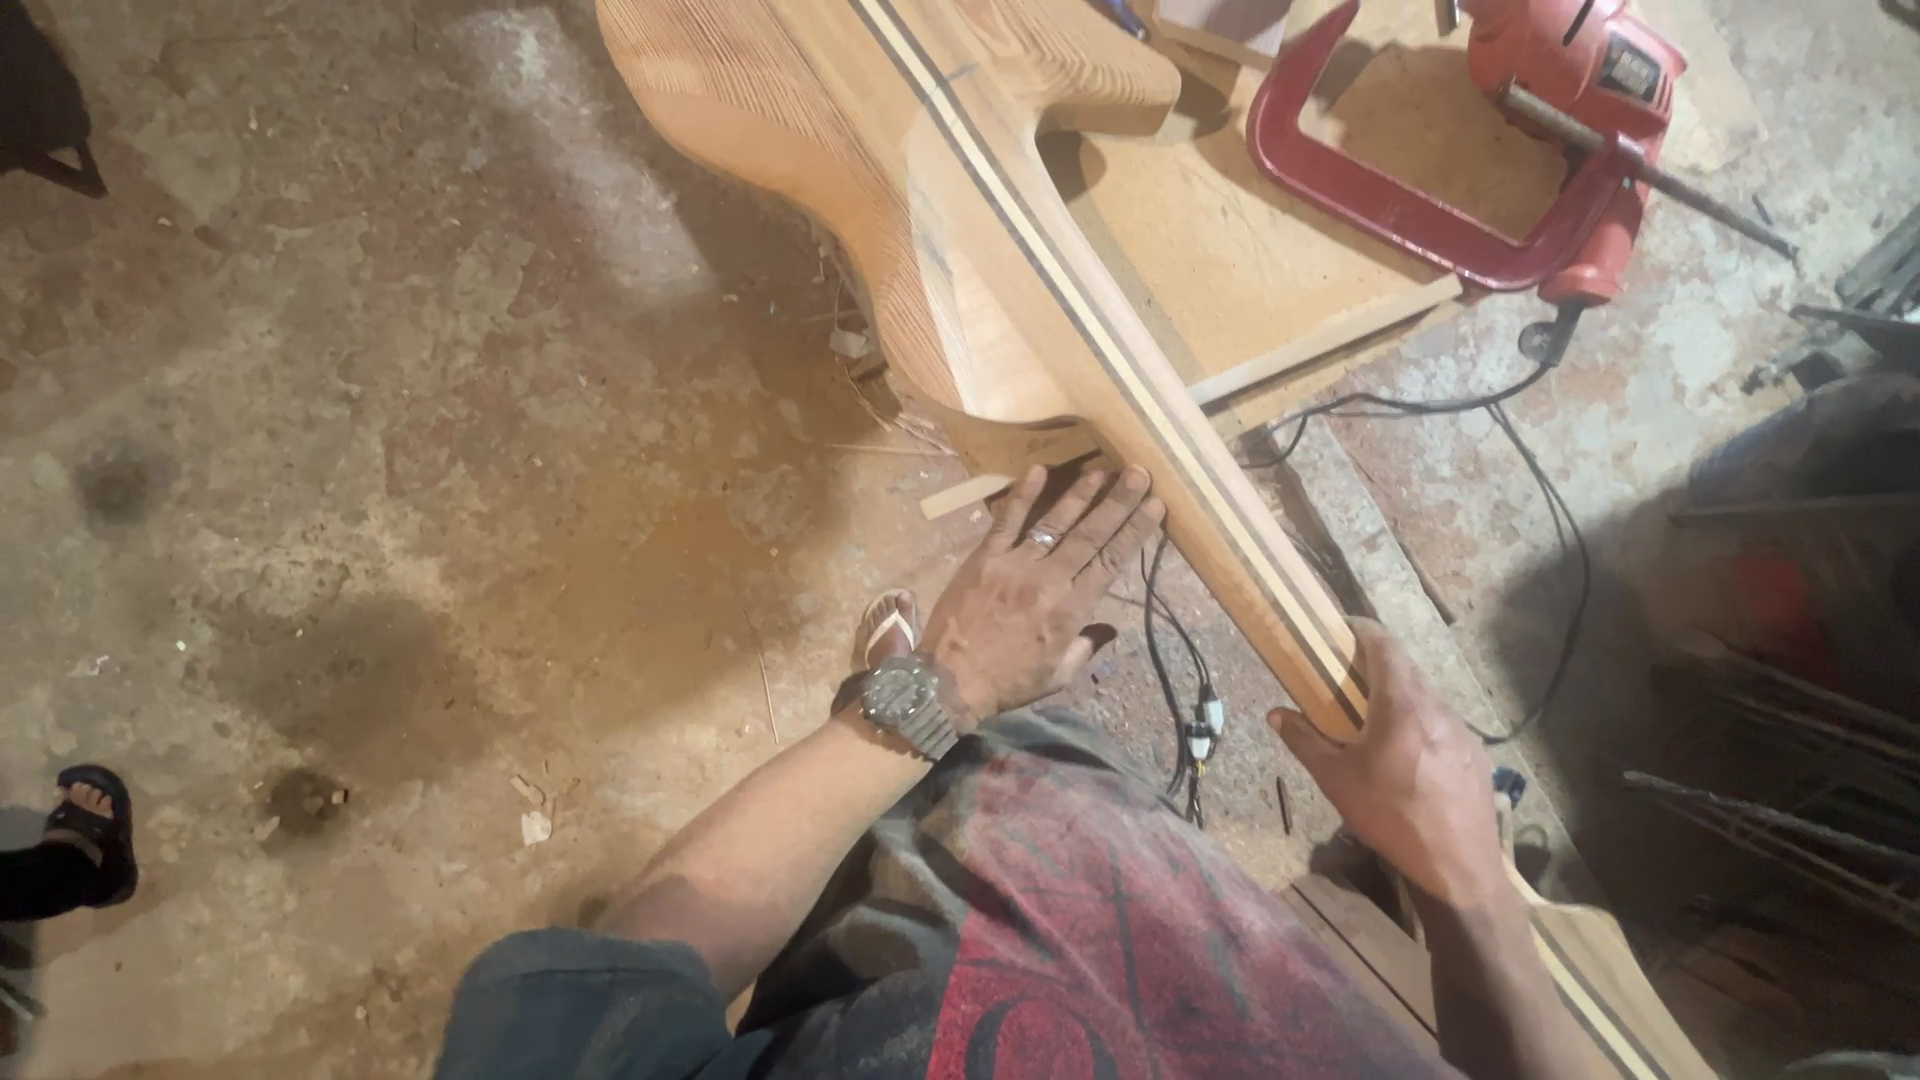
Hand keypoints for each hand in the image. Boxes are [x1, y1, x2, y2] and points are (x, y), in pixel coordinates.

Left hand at [922, 464, 1164, 725]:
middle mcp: (1049, 579)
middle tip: (1138, 473)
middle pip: (1090, 534)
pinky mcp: (984, 557)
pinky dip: (1022, 495)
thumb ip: (1085, 647)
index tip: (1156, 506)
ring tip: (1102, 469)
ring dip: (1080, 493)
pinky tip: (1038, 470)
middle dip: (1117, 502)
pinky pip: (1006, 521)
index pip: (1111, 562)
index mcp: (1071, 609)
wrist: (951, 679)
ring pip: (1054, 522)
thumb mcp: (1057, 675)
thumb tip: (1109, 629)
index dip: (1135, 531)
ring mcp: (1015, 564)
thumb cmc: (1008, 682)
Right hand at [1268, 619, 1507, 910]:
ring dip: (1397, 695)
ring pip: (1425, 697)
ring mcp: (1463, 733)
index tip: (1340, 629)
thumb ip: (1304, 740)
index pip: (1385, 646)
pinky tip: (1404, 754)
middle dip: (1375, 664)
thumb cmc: (1388, 816)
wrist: (1457, 870)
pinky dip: (1418, 722)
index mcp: (1402, 706)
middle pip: (1406, 669)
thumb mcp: (1335, 778)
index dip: (1362, 630)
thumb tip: (1276, 713)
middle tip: (1345, 676)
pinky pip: (1441, 724)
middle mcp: (1437, 710)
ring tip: (1372, 718)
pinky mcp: (1476, 757)